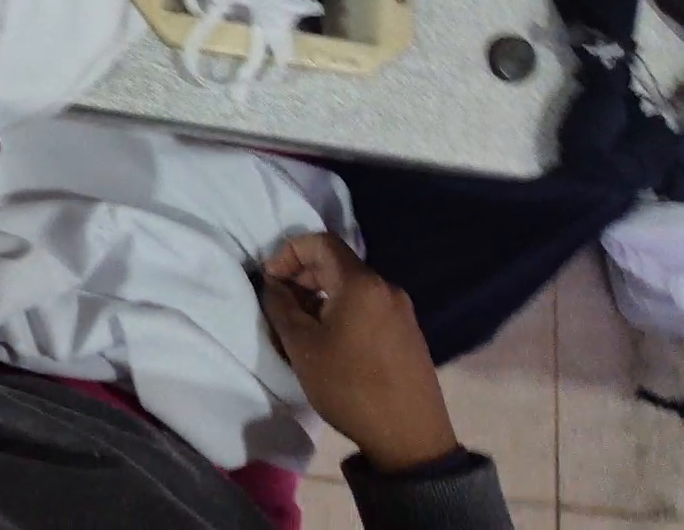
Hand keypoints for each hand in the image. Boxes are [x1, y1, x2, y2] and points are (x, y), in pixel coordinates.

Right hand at [259, 233, 458, 472]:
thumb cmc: (349, 385)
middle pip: (335, 262)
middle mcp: (386, 288)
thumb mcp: (300, 344)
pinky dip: (341, 308)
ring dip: (319, 293)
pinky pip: (367, 305)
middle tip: (280, 301)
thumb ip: (280, 304)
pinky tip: (330, 339)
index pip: (319, 242)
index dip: (288, 252)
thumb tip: (274, 283)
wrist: (411, 441)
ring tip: (301, 323)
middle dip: (301, 274)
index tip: (271, 279)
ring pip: (350, 285)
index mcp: (361, 284)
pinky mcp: (407, 333)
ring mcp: (401, 311)